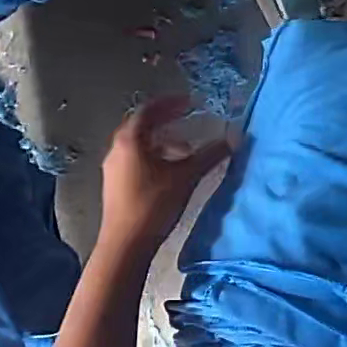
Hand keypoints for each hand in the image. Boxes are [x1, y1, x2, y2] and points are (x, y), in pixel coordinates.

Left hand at [98, 96, 230, 249]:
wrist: (125, 244)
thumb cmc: (154, 204)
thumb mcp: (186, 177)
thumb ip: (209, 155)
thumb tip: (233, 138)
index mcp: (130, 140)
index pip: (149, 110)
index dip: (171, 103)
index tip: (190, 102)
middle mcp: (117, 149)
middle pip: (142, 125)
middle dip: (166, 120)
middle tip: (187, 117)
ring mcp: (113, 167)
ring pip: (139, 144)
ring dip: (162, 140)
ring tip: (185, 147)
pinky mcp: (115, 184)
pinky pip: (136, 159)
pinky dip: (155, 155)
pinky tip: (171, 170)